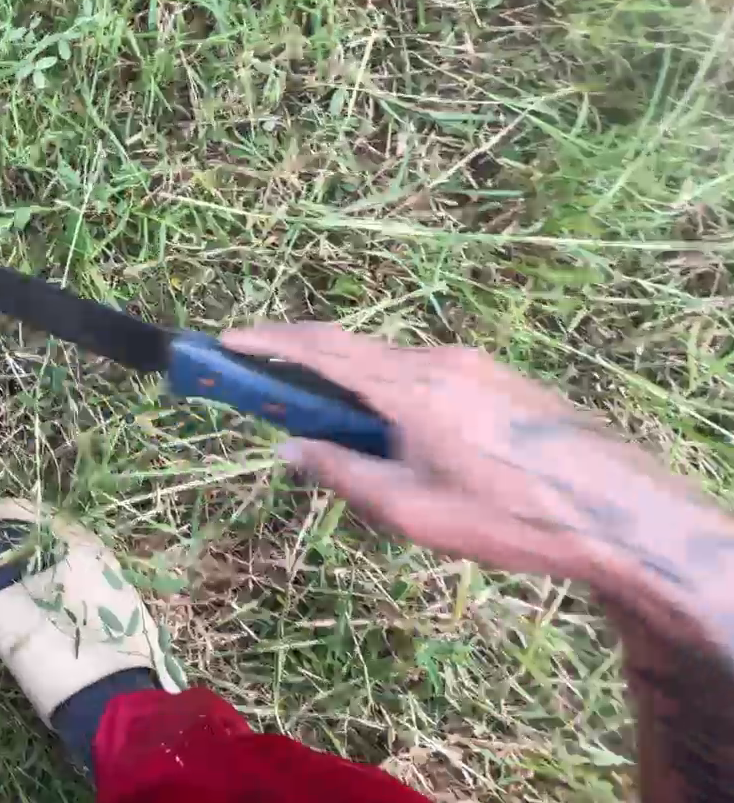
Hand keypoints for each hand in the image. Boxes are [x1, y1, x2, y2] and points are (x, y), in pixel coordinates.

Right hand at [222, 323, 733, 622]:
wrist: (639, 524)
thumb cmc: (511, 518)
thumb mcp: (410, 509)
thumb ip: (339, 472)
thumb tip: (286, 450)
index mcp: (407, 386)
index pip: (319, 347)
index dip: (265, 340)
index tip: (226, 340)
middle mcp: (437, 360)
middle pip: (349, 347)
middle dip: (299, 358)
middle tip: (267, 382)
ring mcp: (475, 366)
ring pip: (387, 360)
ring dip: (347, 379)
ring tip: (338, 423)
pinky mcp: (502, 379)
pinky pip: (423, 370)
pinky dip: (385, 386)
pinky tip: (397, 430)